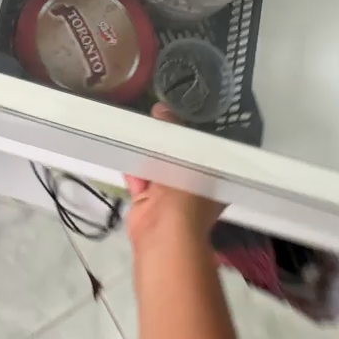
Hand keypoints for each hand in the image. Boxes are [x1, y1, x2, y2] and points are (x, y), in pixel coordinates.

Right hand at [124, 104, 225, 251]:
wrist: (162, 230)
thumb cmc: (186, 193)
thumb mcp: (186, 156)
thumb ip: (174, 131)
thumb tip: (161, 108)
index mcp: (213, 178)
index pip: (205, 150)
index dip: (193, 134)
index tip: (180, 114)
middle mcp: (193, 186)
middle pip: (179, 156)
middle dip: (166, 140)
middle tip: (155, 117)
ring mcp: (169, 194)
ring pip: (158, 165)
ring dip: (147, 151)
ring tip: (138, 125)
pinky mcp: (146, 198)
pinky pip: (139, 175)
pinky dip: (132, 164)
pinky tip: (126, 144)